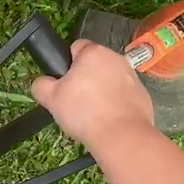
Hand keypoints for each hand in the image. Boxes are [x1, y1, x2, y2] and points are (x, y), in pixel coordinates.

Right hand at [30, 39, 155, 150]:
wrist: (121, 136)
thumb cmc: (84, 113)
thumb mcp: (51, 99)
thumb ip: (41, 85)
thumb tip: (41, 82)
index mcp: (93, 53)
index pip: (76, 47)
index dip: (67, 66)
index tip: (65, 84)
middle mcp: (116, 58)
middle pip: (94, 64)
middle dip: (85, 79)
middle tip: (75, 101)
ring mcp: (132, 75)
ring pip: (109, 79)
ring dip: (101, 91)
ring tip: (91, 114)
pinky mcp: (142, 93)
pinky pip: (123, 94)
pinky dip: (115, 103)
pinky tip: (107, 119)